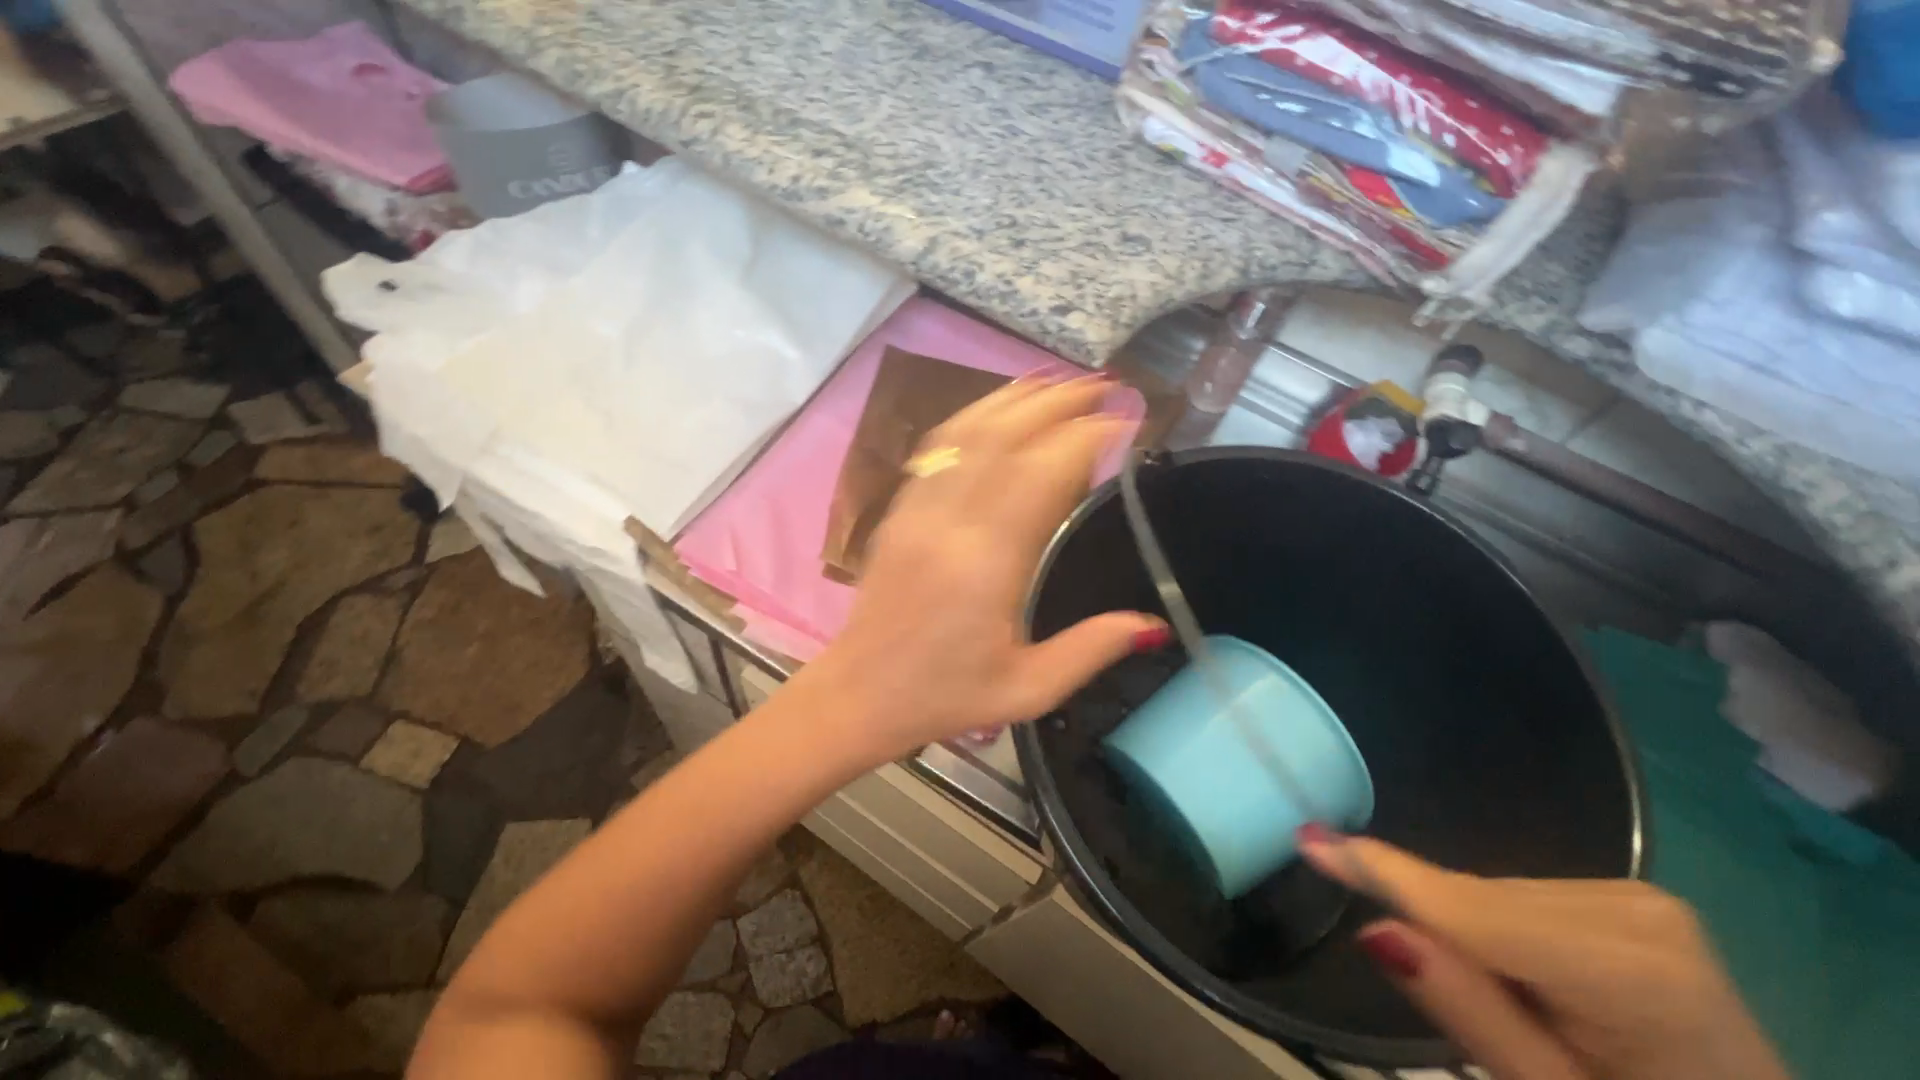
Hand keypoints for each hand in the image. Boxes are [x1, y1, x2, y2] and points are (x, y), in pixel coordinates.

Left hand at [799, 374, 1166, 760]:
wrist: (859, 694)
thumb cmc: (945, 695)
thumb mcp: (1028, 688)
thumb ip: (1091, 650)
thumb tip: (1154, 625)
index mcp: (988, 563)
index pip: (1043, 473)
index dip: (1086, 436)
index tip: (1126, 421)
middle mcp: (951, 522)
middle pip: (1007, 436)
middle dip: (1059, 402)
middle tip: (1104, 385)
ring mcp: (918, 509)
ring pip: (968, 432)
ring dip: (1017, 398)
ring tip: (1060, 380)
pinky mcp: (900, 510)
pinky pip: (938, 448)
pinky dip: (974, 417)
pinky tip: (1000, 407)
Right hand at [1301, 831, 1789, 1079]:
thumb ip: (1468, 1012)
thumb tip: (1379, 930)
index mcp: (1628, 972)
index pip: (1472, 909)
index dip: (1385, 874)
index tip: (1310, 838)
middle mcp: (1635, 909)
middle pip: (1483, 902)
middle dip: (1439, 931)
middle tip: (1459, 1012)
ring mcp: (1643, 897)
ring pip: (1497, 895)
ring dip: (1471, 934)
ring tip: (1510, 1010)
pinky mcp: (1639, 898)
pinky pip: (1526, 899)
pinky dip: (1502, 930)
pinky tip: (1530, 978)